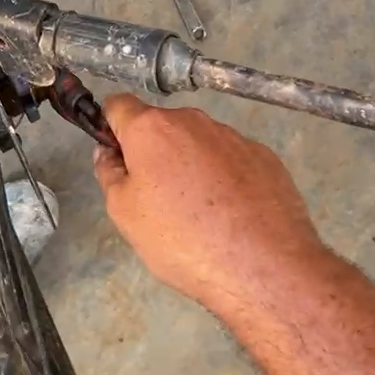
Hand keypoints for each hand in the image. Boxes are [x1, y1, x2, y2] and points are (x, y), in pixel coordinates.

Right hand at [94, 94, 330, 314]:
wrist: (266, 269)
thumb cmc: (183, 240)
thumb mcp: (124, 214)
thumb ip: (109, 173)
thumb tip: (109, 152)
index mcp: (151, 128)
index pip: (118, 105)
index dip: (113, 129)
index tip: (119, 161)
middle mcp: (191, 121)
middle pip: (161, 127)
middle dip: (155, 153)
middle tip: (159, 199)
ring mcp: (233, 136)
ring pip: (198, 143)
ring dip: (192, 165)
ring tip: (202, 215)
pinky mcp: (265, 157)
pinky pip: (233, 160)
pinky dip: (227, 179)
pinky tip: (234, 216)